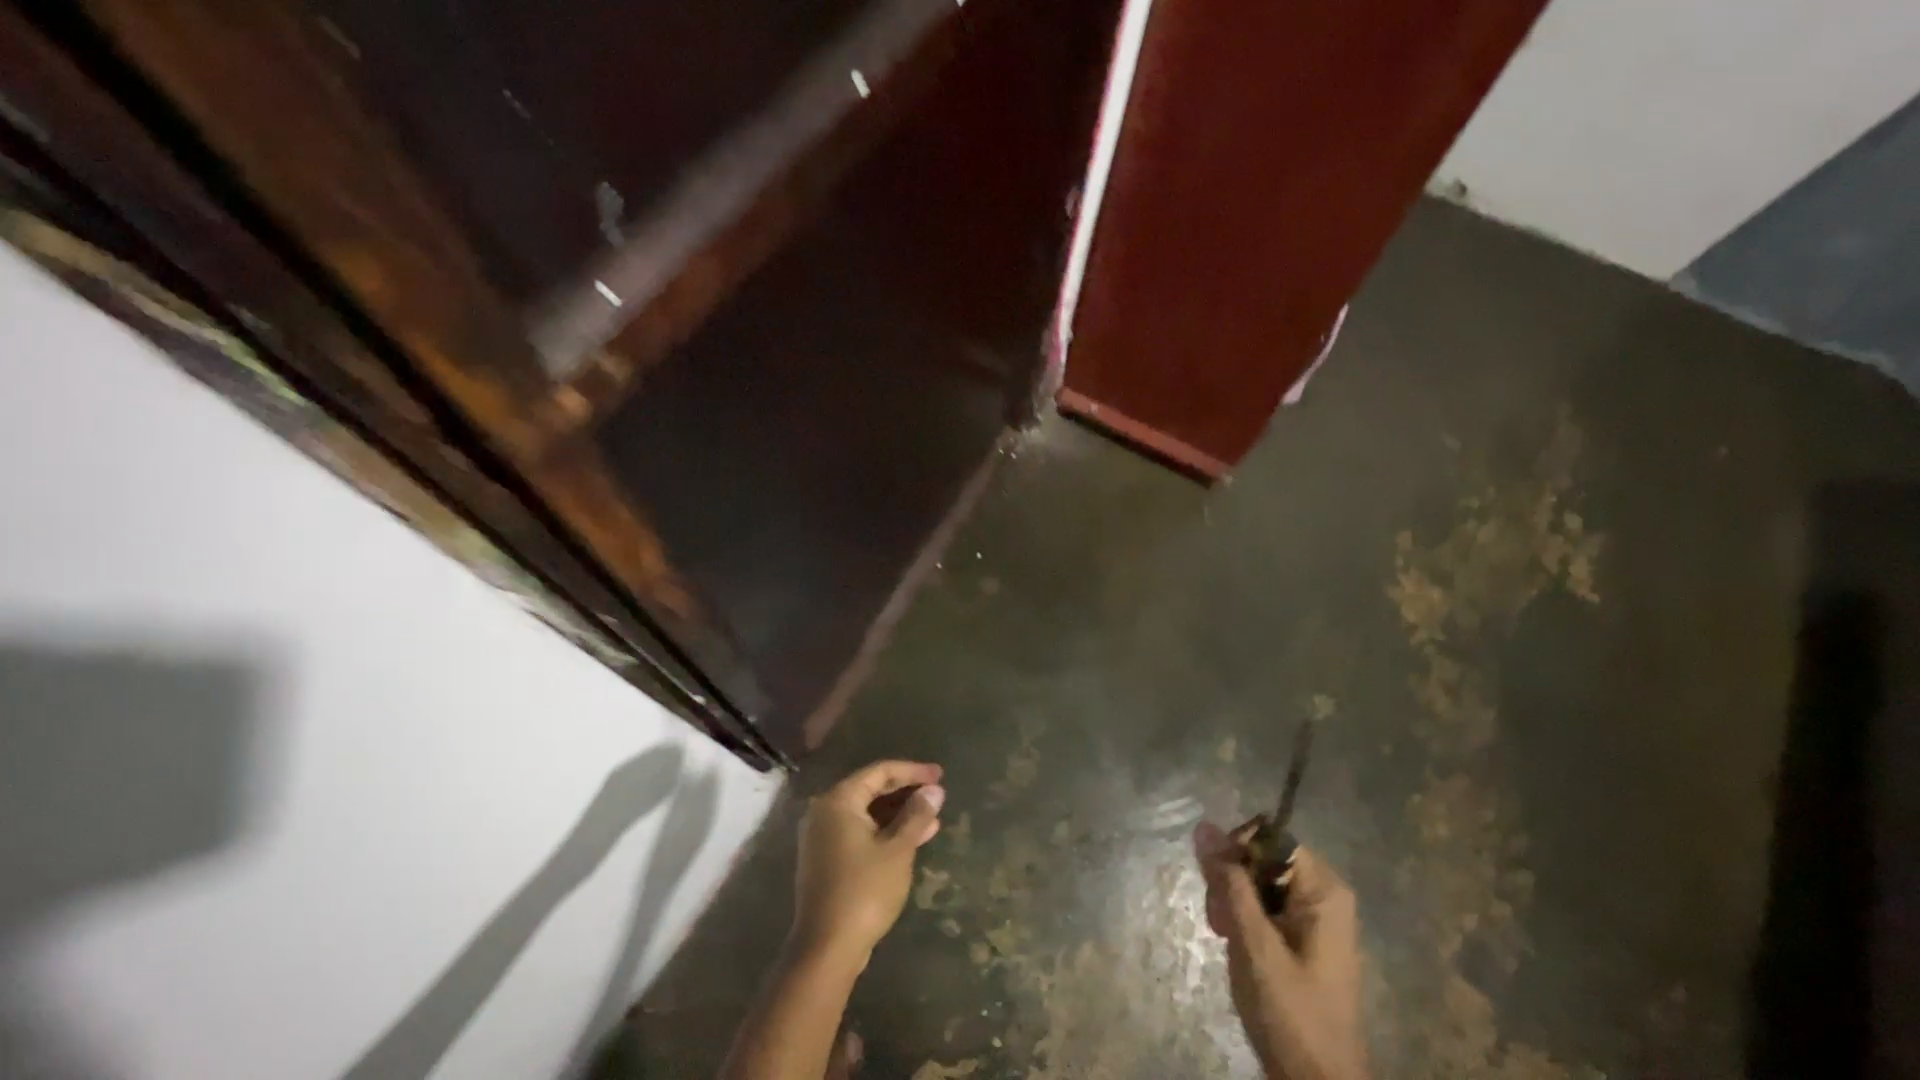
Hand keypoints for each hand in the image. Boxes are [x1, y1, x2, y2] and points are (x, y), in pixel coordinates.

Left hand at [792, 760, 945, 967]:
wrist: (827, 945)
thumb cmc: (865, 891)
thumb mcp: (897, 850)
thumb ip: (916, 816)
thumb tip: (934, 791)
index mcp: (838, 801)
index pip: (879, 772)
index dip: (912, 771)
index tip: (941, 775)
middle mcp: (824, 812)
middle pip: (870, 790)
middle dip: (906, 792)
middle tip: (938, 794)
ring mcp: (822, 838)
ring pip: (866, 814)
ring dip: (898, 814)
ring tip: (933, 817)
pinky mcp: (826, 859)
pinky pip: (859, 832)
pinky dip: (884, 831)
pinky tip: (912, 839)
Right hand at [1194, 821, 1366, 1079]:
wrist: (1317, 1079)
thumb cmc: (1289, 1010)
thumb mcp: (1253, 944)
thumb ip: (1229, 884)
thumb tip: (1204, 827)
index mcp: (1324, 890)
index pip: (1273, 838)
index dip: (1237, 850)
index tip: (1213, 880)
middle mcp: (1326, 895)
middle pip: (1266, 859)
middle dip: (1232, 880)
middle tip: (1217, 919)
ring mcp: (1318, 919)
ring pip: (1261, 884)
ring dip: (1234, 902)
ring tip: (1223, 935)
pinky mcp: (1306, 939)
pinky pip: (1269, 908)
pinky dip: (1246, 920)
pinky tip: (1235, 944)